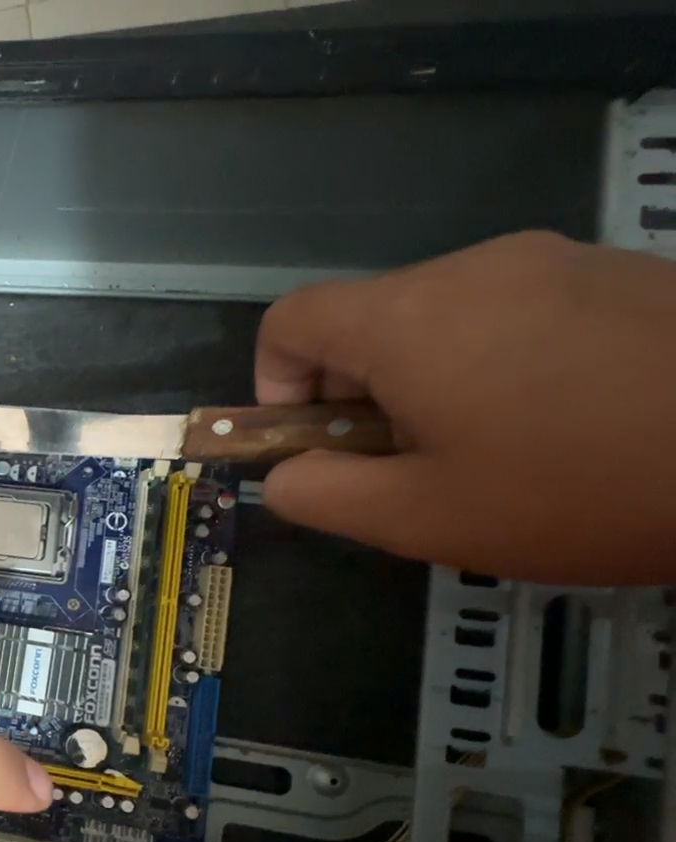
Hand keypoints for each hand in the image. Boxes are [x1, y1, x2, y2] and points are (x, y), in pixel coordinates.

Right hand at [255, 231, 675, 583]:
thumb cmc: (589, 488)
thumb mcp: (419, 517)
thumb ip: (316, 493)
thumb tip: (286, 472)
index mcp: (410, 317)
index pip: (289, 320)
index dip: (273, 382)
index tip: (318, 439)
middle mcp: (477, 268)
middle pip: (364, 319)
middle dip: (356, 391)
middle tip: (411, 461)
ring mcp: (562, 262)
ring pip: (440, 317)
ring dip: (428, 379)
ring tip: (496, 446)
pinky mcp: (631, 273)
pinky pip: (518, 311)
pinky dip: (500, 362)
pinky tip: (567, 420)